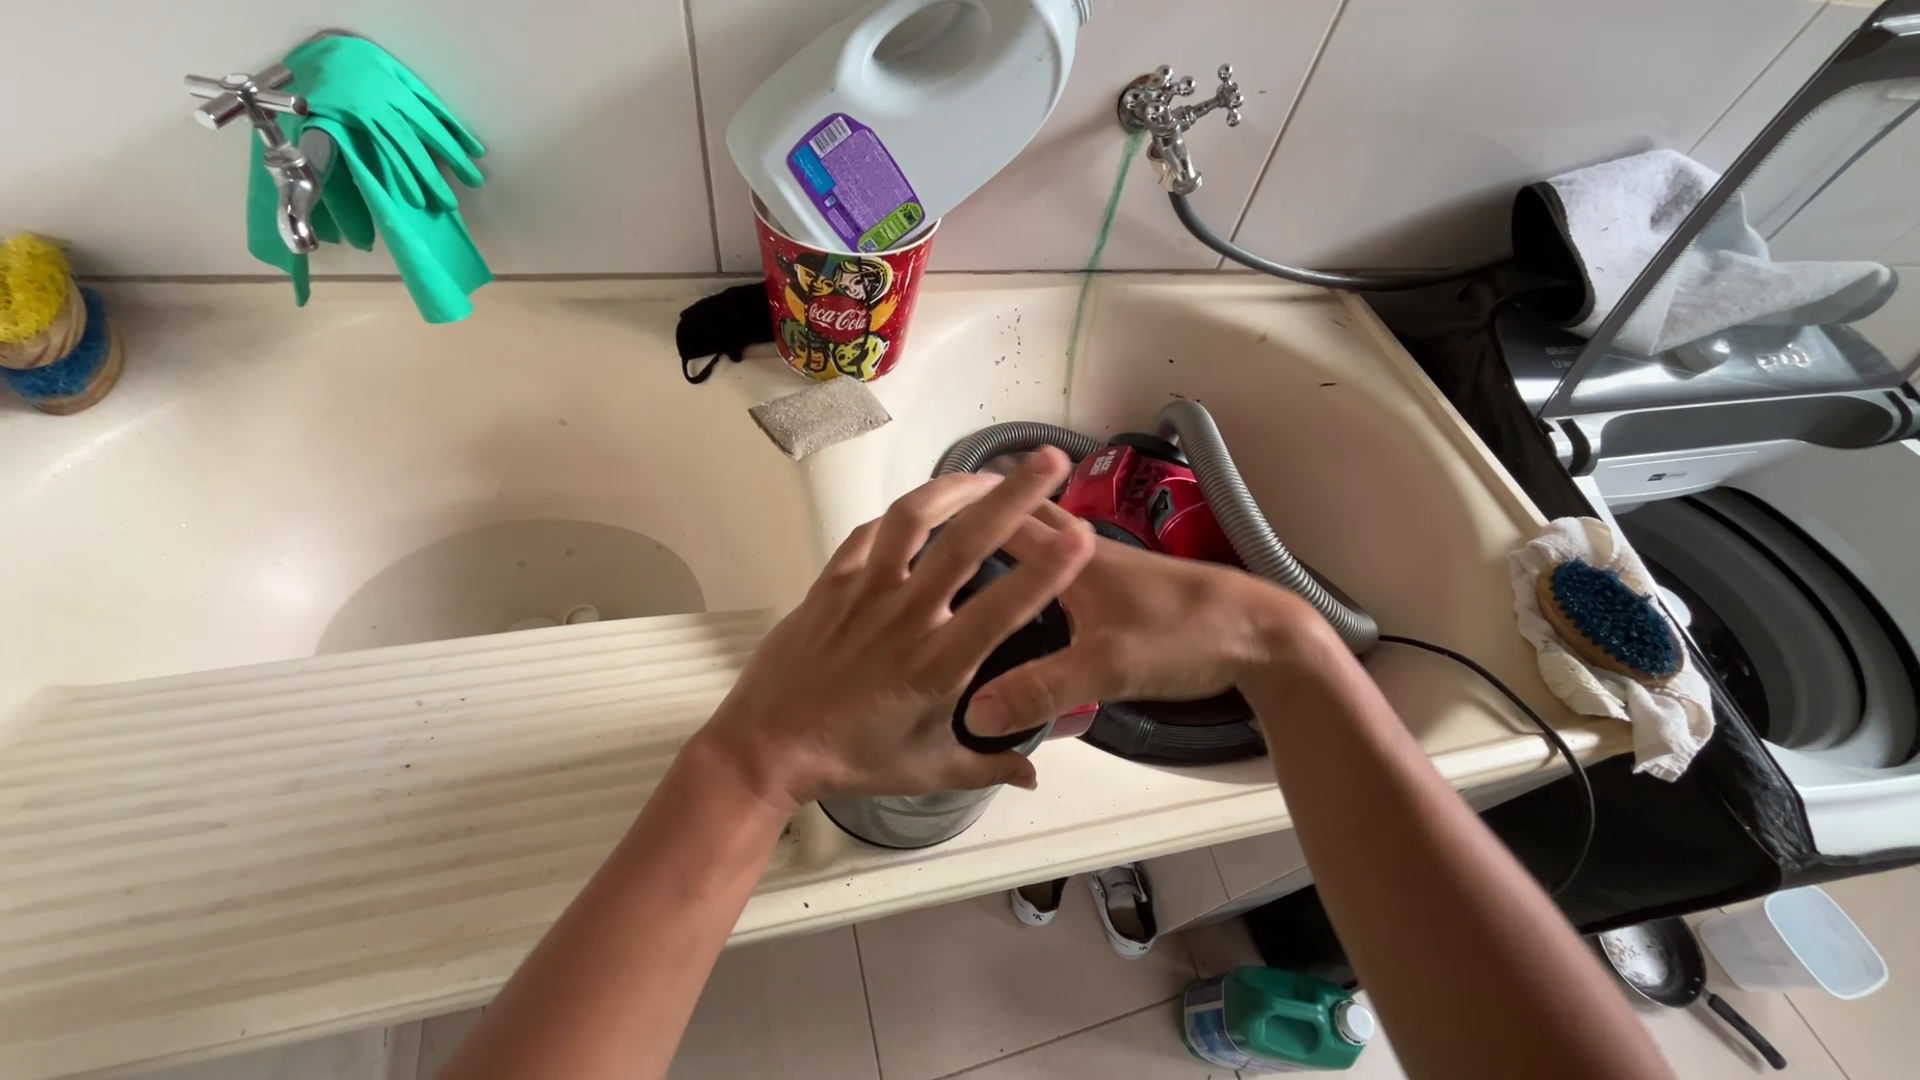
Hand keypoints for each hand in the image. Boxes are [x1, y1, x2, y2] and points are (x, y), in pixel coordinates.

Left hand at [692, 448, 1094, 811]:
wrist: (765, 746)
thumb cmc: (850, 760)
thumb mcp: (926, 771)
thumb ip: (987, 766)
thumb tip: (1036, 776)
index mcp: (936, 664)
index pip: (1003, 608)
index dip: (1046, 570)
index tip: (1081, 537)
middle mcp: (905, 616)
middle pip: (965, 542)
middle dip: (1013, 496)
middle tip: (1047, 461)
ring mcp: (862, 591)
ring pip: (912, 518)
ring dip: (954, 488)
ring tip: (986, 475)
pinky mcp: (829, 582)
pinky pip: (869, 533)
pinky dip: (899, 516)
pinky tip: (921, 511)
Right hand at [964, 501, 1337, 737]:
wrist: (1265, 635)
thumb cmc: (1187, 635)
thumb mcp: (1109, 668)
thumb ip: (1041, 689)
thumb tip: (972, 713)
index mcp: (1074, 560)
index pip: (1006, 524)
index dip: (963, 515)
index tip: (921, 514)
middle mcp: (1088, 554)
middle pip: (1028, 521)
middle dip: (988, 514)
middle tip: (942, 519)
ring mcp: (1110, 569)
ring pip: (1051, 542)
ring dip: (1016, 535)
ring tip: (976, 547)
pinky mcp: (1128, 591)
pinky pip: (1070, 566)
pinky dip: (1043, 564)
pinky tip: (1038, 591)